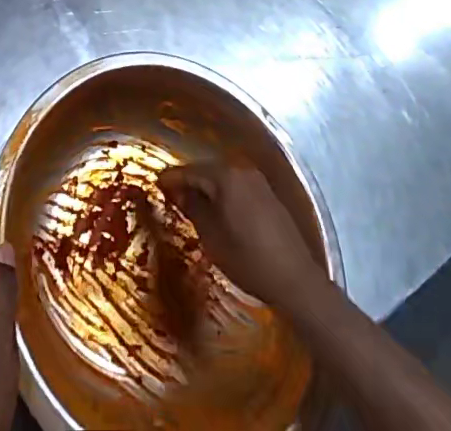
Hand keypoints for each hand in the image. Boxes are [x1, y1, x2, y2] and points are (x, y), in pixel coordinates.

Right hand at [159, 162, 324, 311]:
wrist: (295, 279)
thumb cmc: (248, 259)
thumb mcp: (212, 237)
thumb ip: (192, 208)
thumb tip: (177, 192)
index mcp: (226, 177)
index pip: (190, 171)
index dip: (171, 178)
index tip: (155, 184)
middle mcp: (242, 171)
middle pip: (206, 170)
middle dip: (188, 180)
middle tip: (169, 194)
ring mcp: (258, 181)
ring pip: (222, 177)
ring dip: (205, 186)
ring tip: (188, 201)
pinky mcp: (268, 193)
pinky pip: (236, 184)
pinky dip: (222, 191)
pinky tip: (215, 207)